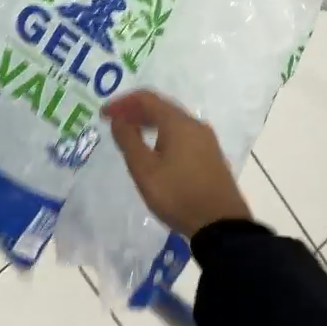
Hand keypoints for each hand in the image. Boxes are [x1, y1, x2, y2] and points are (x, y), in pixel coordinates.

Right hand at [103, 90, 251, 237]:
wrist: (222, 227)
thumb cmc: (178, 195)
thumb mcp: (144, 170)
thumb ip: (128, 140)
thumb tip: (118, 119)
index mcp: (178, 123)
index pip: (146, 98)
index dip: (122, 103)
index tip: (104, 115)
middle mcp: (195, 125)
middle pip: (161, 107)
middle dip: (135, 111)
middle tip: (115, 123)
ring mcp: (207, 140)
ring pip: (173, 121)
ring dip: (150, 123)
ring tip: (133, 137)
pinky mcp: (212, 156)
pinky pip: (183, 135)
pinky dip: (164, 134)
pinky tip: (157, 151)